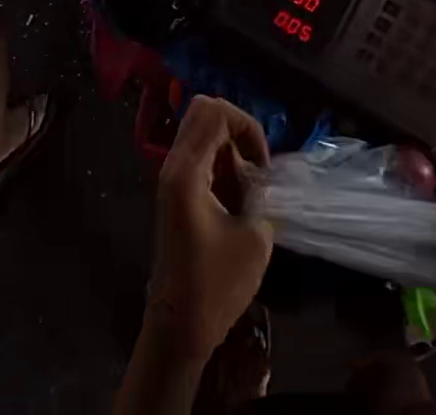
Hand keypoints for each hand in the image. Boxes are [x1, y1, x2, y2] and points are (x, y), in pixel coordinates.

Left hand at [146, 97, 273, 361]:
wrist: (178, 325)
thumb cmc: (216, 285)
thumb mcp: (255, 237)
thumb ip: (261, 195)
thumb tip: (263, 179)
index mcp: (187, 171)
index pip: (213, 111)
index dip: (246, 126)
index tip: (261, 165)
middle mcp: (174, 166)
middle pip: (204, 112)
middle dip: (238, 129)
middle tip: (256, 165)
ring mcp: (172, 178)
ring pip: (203, 134)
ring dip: (232, 150)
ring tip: (249, 189)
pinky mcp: (176, 192)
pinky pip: (201, 157)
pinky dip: (223, 165)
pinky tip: (239, 200)